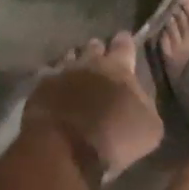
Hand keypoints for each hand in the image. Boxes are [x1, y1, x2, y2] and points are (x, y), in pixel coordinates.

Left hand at [23, 33, 163, 181]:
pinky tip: (54, 89)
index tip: (124, 40)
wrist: (65, 149)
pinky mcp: (39, 88)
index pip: (124, 44)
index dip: (125, 42)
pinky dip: (53, 80)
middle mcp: (89, 63)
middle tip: (100, 58)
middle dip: (98, 50)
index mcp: (119, 68)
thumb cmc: (114, 137)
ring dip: (74, 62)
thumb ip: (147, 105)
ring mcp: (61, 73)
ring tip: (76, 72)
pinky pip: (47, 75)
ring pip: (68, 57)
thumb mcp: (149, 127)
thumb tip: (141, 97)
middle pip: (94, 47)